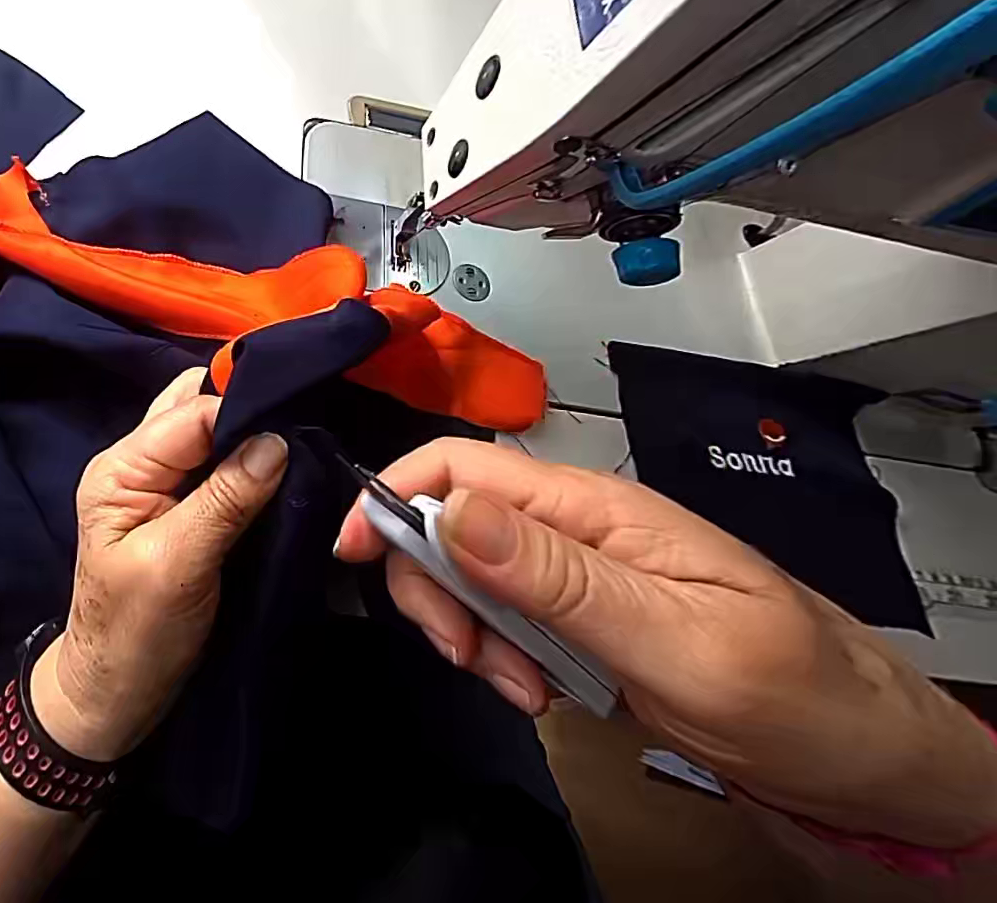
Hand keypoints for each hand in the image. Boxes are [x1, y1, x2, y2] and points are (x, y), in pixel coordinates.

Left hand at [29, 368, 288, 761]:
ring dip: (249, 436)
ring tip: (300, 444)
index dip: (241, 412)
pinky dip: (248, 462)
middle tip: (302, 426)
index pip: (187, 414)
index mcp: (120, 469)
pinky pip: (217, 468)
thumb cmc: (135, 632)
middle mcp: (136, 464)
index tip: (297, 425)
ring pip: (207, 435)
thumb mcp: (177, 565)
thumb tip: (276, 441)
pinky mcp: (182, 508)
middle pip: (192, 410)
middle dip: (245, 411)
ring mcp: (158, 485)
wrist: (116, 689)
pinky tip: (282, 468)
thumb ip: (223, 501)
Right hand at [335, 438, 996, 848]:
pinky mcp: (560, 608)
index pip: (459, 465)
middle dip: (431, 585)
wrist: (879, 766)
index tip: (352, 549)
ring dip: (464, 628)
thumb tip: (446, 512)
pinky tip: (533, 689)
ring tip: (516, 686)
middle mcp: (563, 525)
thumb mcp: (678, 642)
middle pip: (443, 521)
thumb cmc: (802, 699)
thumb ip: (557, 575)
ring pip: (458, 571)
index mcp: (587, 507)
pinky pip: (489, 612)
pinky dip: (490, 651)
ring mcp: (560, 567)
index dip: (392, 493)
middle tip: (460, 652)